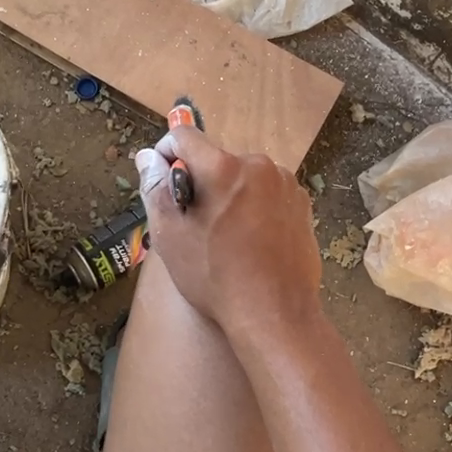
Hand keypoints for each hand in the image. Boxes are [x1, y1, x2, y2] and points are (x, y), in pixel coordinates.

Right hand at [135, 128, 322, 344]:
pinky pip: (267, 192)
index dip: (165, 154)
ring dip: (229, 193)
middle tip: (196, 224)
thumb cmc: (215, 277)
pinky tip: (253, 240)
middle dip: (200, 181)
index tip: (163, 182)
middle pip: (215, 159)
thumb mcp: (171, 236)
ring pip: (242, 176)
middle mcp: (257, 164)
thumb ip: (155, 188)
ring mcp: (285, 182)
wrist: (276, 314)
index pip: (183, 136)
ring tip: (226, 236)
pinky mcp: (303, 202)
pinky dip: (255, 206)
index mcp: (222, 167)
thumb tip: (148, 156)